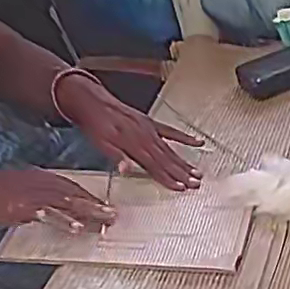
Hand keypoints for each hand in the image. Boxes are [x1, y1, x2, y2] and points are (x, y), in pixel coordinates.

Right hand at [0, 169, 115, 234]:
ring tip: (104, 222)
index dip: (90, 196)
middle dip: (95, 204)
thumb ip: (43, 196)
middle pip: (74, 193)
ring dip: (87, 213)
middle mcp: (40, 182)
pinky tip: (77, 228)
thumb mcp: (23, 190)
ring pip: (67, 203)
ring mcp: (33, 194)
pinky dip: (64, 221)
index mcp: (41, 176)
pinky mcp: (24, 207)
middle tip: (114, 215)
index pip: (71, 185)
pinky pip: (49, 215)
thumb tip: (62, 207)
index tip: (106, 206)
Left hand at [54, 73, 202, 190]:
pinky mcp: (151, 123)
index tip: (181, 187)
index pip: (154, 166)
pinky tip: (198, 142)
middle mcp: (144, 136)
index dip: (168, 178)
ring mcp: (149, 129)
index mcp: (133, 143)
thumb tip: (127, 170)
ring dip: (185, 162)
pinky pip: (171, 131)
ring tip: (198, 173)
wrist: (91, 100)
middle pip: (166, 159)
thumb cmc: (94, 125)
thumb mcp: (100, 143)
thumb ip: (116, 156)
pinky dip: (185, 138)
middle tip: (196, 184)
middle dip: (182, 173)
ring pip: (170, 149)